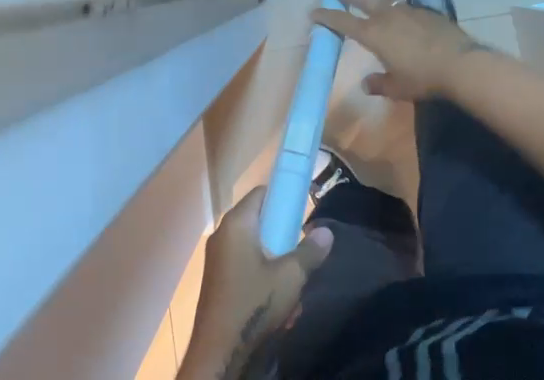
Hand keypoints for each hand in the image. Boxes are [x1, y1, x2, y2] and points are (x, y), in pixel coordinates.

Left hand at [183, 187, 332, 377]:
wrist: (218, 351)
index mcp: (237, 223)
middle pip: (260, 223)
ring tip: (292, 292)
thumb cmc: (254, 304)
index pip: (261, 193)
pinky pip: (246, 268)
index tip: (302, 214)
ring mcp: (217, 258)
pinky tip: (277, 308)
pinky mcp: (217, 280)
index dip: (283, 198)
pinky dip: (262, 280)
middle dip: (284, 241)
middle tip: (300, 259)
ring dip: (276, 267)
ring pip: (255, 249)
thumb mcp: (290, 277)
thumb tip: (326, 231)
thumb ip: (310, 251)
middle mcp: (223, 234)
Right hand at [312, 0, 482, 101]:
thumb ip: (380, 84)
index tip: (314, 12)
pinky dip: (399, 11)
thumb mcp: (398, 88)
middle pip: (363, 0)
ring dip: (376, 2)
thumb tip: (367, 84)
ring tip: (372, 5)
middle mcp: (388, 17)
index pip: (343, 22)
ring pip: (386, 2)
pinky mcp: (428, 12)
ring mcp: (409, 11)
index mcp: (374, 34)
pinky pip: (407, 8)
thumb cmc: (423, 78)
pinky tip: (404, 19)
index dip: (327, 17)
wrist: (460, 64)